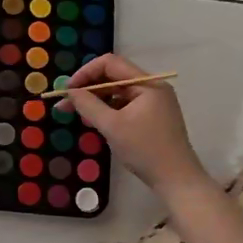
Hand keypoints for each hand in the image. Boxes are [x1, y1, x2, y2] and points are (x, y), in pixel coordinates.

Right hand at [65, 54, 206, 190]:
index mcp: (147, 83)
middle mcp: (152, 87)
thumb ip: (89, 105)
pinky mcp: (153, 118)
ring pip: (119, 94)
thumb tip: (70, 92)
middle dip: (88, 89)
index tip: (68, 90)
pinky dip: (109, 111)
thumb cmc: (145, 149)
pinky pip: (126, 106)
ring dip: (97, 101)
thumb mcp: (112, 126)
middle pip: (114, 77)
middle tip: (65, 104)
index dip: (85, 73)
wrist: (176, 179)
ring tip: (76, 115)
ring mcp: (154, 103)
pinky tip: (95, 122)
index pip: (111, 64)